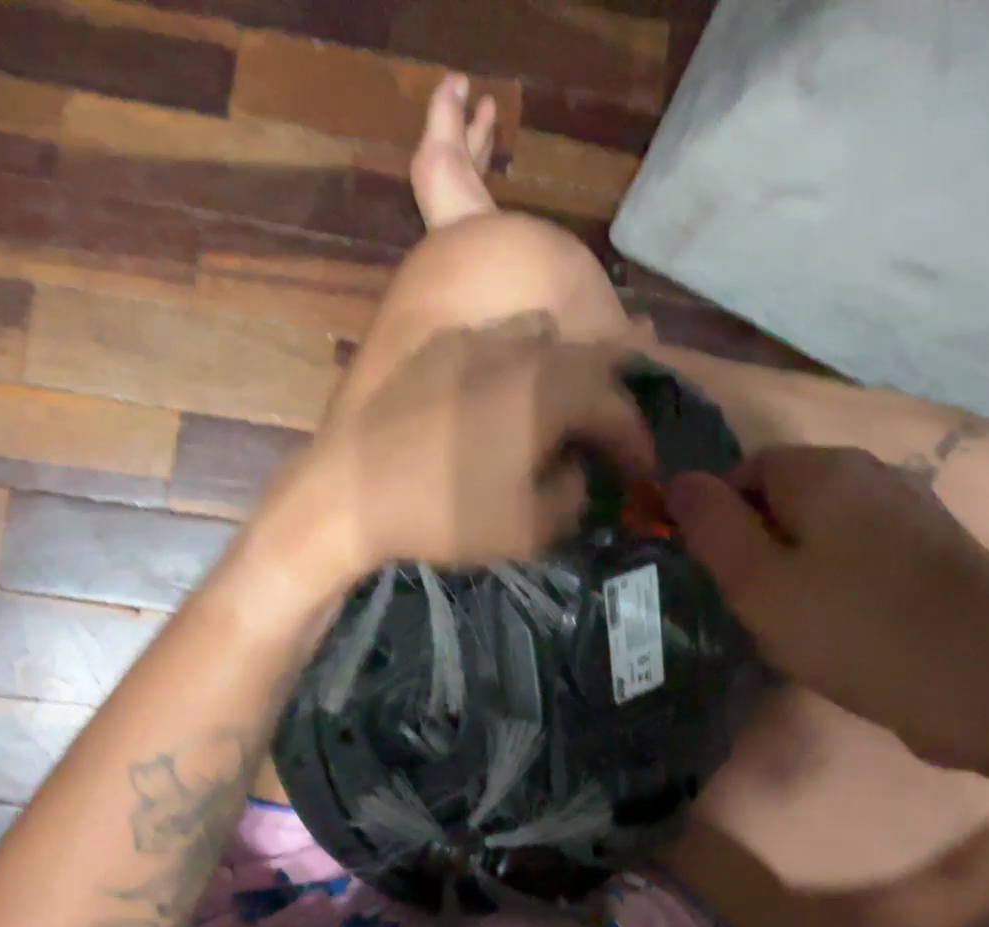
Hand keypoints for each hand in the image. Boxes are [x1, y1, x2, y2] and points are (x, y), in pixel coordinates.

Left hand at [266, 314, 656, 584]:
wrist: (347, 493)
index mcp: (551, 390)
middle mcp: (519, 350)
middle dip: (608, 397)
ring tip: (557, 405)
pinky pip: (492, 344)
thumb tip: (579, 468)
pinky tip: (497, 395)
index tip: (641, 469)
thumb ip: (574, 493)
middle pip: (588, 358)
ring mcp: (472, 342)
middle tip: (607, 433)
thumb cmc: (443, 513)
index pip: (619, 408)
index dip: (637, 442)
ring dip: (561, 368)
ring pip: (540, 338)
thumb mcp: (529, 527)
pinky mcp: (432, 348)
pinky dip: (514, 364)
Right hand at [665, 445, 988, 766]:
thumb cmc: (860, 630)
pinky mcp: (940, 555)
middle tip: (749, 606)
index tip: (712, 573)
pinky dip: (839, 587)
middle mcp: (871, 474)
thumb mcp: (758, 583)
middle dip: (755, 548)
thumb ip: (710, 526)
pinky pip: (862, 556)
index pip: (741, 471)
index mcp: (822, 469)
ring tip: (793, 628)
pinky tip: (843, 634)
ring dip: (795, 572)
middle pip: (783, 499)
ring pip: (822, 532)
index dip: (715, 518)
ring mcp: (913, 513)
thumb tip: (678, 481)